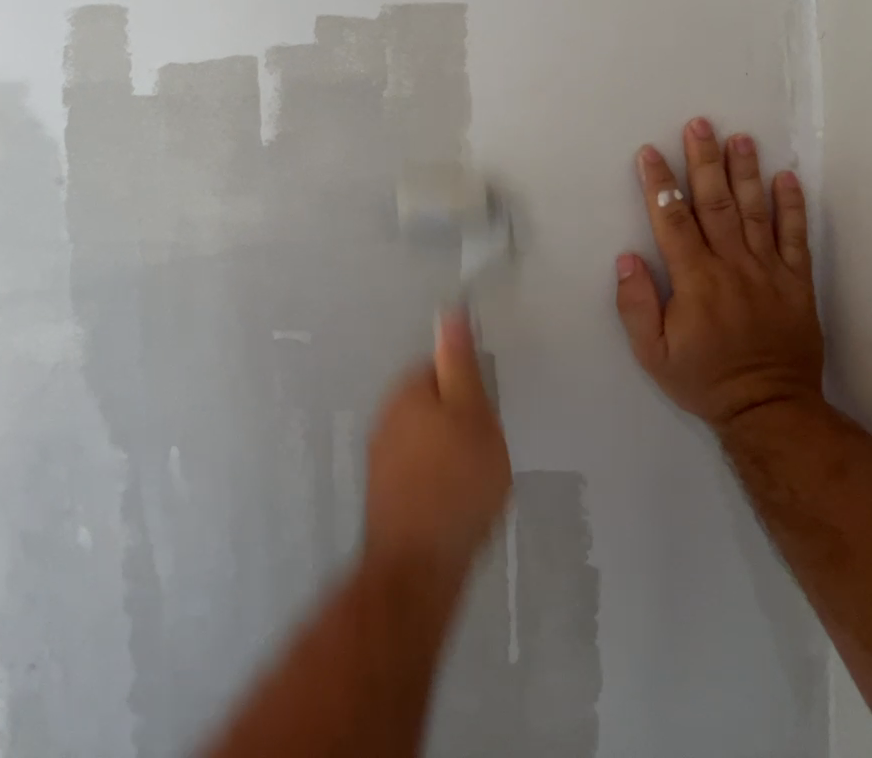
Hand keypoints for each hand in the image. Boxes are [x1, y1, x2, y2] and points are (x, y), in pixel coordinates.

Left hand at [362, 309, 512, 584]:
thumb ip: (460, 364)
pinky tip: (458, 501)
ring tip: (479, 477)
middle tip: (489, 445)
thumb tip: (448, 311)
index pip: (439, 367)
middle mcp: (385, 417)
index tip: (490, 409)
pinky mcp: (385, 491)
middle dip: (459, 417)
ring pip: (424, 438)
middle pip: (430, 402)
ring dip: (449, 449)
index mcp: (406, 392)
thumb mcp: (474, 415)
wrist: (419, 560)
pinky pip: (419, 470)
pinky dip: (438, 478)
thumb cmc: (458, 482)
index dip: (469, 386)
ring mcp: (381, 456)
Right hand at [614, 118, 824, 428]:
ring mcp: (769, 272)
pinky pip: (795, 237)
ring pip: (756, 212)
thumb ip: (637, 305)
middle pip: (716, 204)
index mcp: (695, 281)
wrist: (768, 407)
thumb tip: (629, 258)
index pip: (672, 221)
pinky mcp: (796, 283)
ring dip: (746, 172)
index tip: (649, 153)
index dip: (659, 185)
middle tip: (699, 124)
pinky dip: (792, 206)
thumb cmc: (701, 379)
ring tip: (740, 137)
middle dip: (704, 162)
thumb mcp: (651, 352)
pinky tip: (787, 177)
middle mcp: (733, 267)